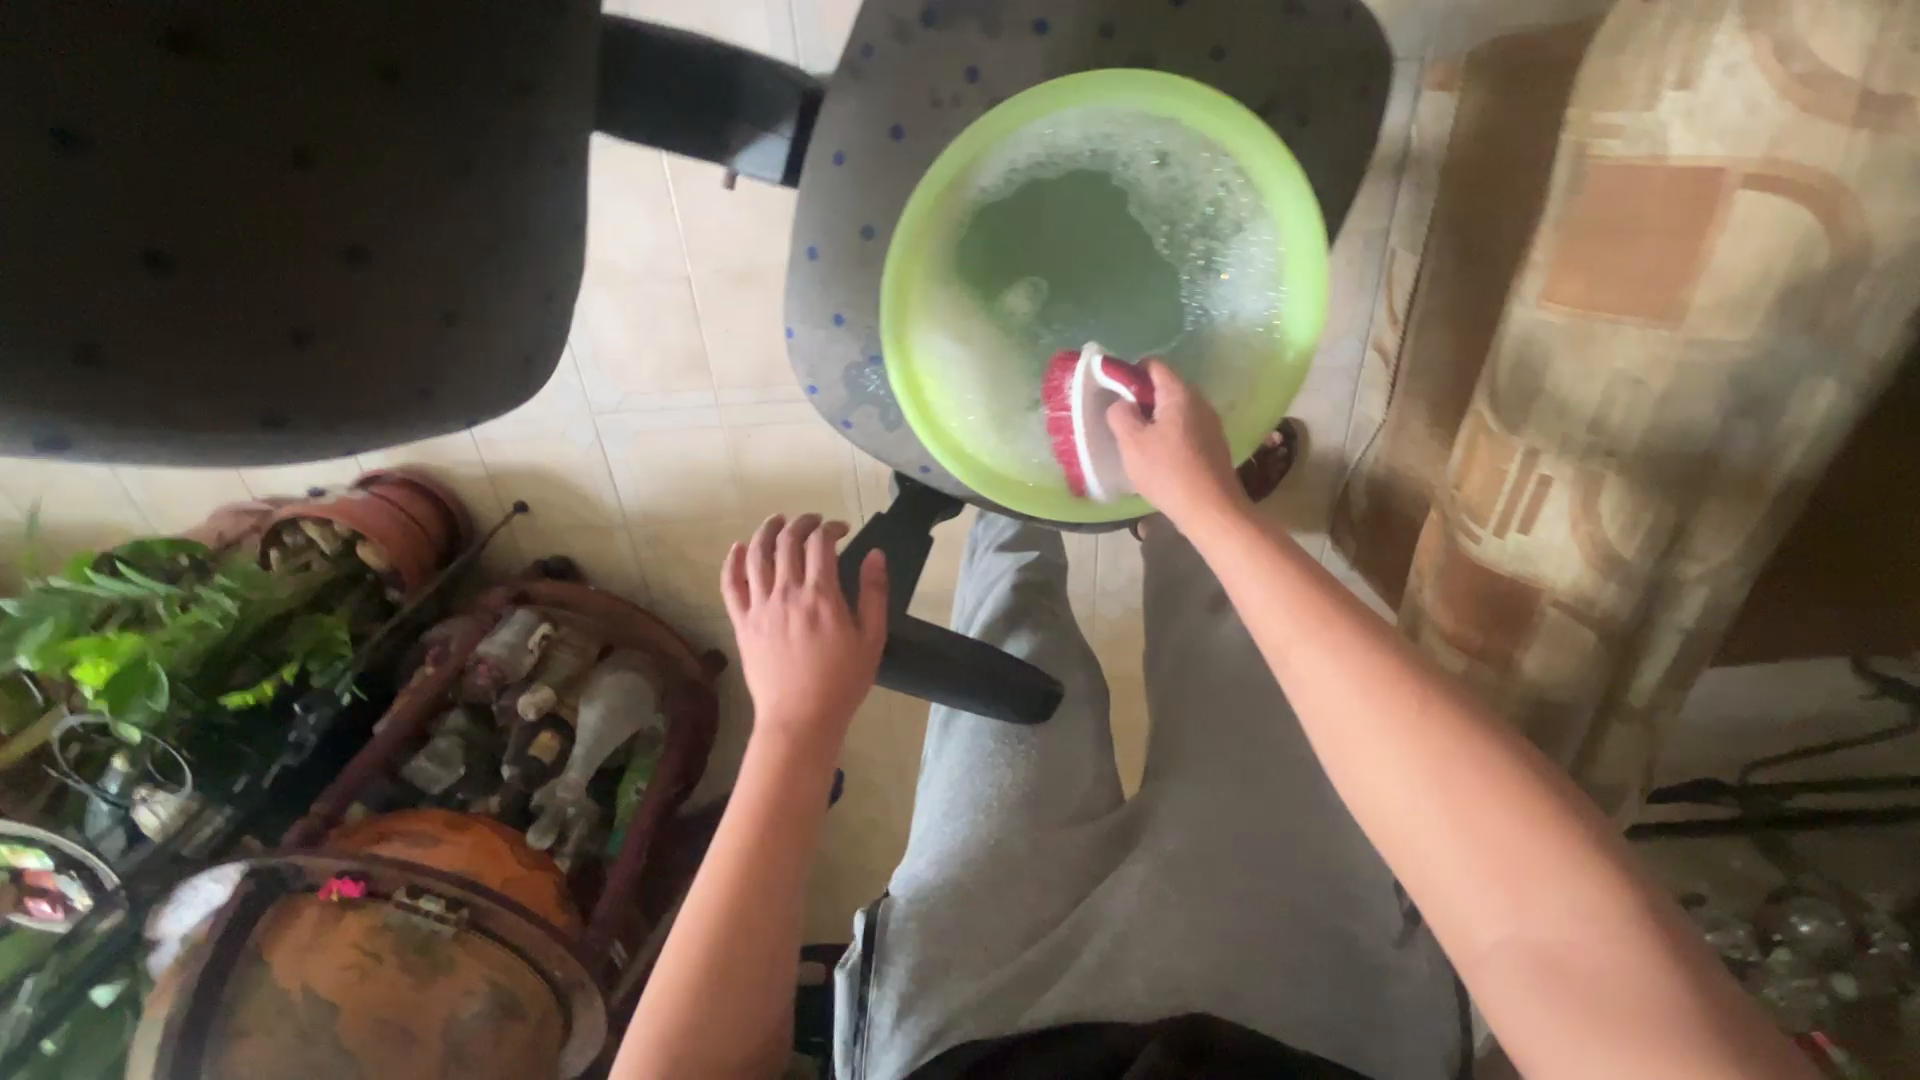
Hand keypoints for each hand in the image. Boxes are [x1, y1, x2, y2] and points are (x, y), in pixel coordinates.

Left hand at [721, 514, 888, 749]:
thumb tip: (875, 556)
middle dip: (801, 523)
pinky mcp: (742, 623)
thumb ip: (874, 594)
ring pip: (757, 554)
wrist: (800, 718)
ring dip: (767, 531)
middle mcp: (787, 593)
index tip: (841, 530)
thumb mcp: (872, 639)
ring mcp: (760, 607)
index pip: (821, 543)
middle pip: (788, 542)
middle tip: (812, 522)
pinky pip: (731, 584)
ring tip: (777, 522)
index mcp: (822, 595)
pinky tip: (738, 548)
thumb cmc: (842, 682)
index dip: (831, 528)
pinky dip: (732, 561)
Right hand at [1106, 360, 1248, 528]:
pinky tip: (1161, 458)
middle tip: (1124, 422)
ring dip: (1156, 419)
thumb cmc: (1167, 472)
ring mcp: (1211, 423)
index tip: (1115, 394)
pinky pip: (1187, 428)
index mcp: (1179, 393)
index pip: (1154, 364)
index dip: (1130, 373)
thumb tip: (1122, 403)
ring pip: (1177, 410)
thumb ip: (1120, 414)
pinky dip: (1171, 435)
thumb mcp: (1131, 442)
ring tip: (1140, 443)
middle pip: (1166, 387)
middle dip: (1142, 399)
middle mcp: (1200, 401)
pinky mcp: (1215, 444)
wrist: (1210, 508)